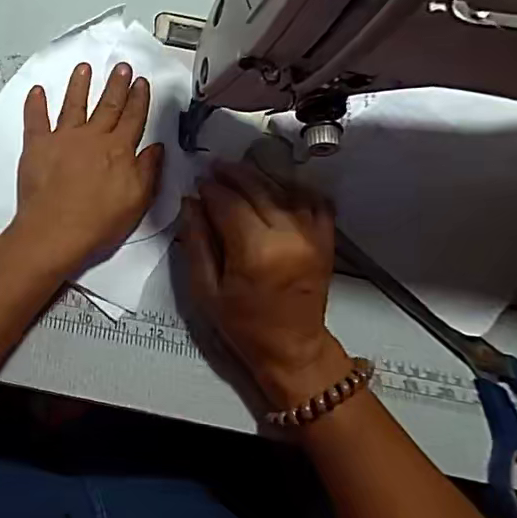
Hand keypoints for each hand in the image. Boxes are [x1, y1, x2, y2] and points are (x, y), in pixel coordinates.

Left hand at [7, 61, 163, 272]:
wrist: (55, 231)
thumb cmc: (98, 222)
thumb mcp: (138, 201)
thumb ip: (148, 171)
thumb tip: (156, 148)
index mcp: (119, 149)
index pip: (133, 118)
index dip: (139, 99)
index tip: (141, 83)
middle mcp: (92, 137)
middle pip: (107, 105)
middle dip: (116, 84)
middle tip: (121, 67)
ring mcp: (63, 139)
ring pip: (74, 105)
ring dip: (80, 85)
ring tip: (84, 68)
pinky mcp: (37, 146)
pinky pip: (36, 119)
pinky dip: (36, 104)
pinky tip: (37, 91)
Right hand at [179, 161, 349, 406]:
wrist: (292, 348)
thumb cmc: (244, 326)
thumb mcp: (206, 289)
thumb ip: (196, 242)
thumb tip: (191, 203)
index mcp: (255, 251)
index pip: (228, 203)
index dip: (210, 189)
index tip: (198, 184)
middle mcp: (288, 236)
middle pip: (256, 188)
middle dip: (232, 175)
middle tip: (214, 169)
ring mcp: (312, 234)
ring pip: (283, 188)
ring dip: (259, 176)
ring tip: (238, 173)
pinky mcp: (325, 238)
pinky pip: (311, 199)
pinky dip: (292, 187)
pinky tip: (274, 186)